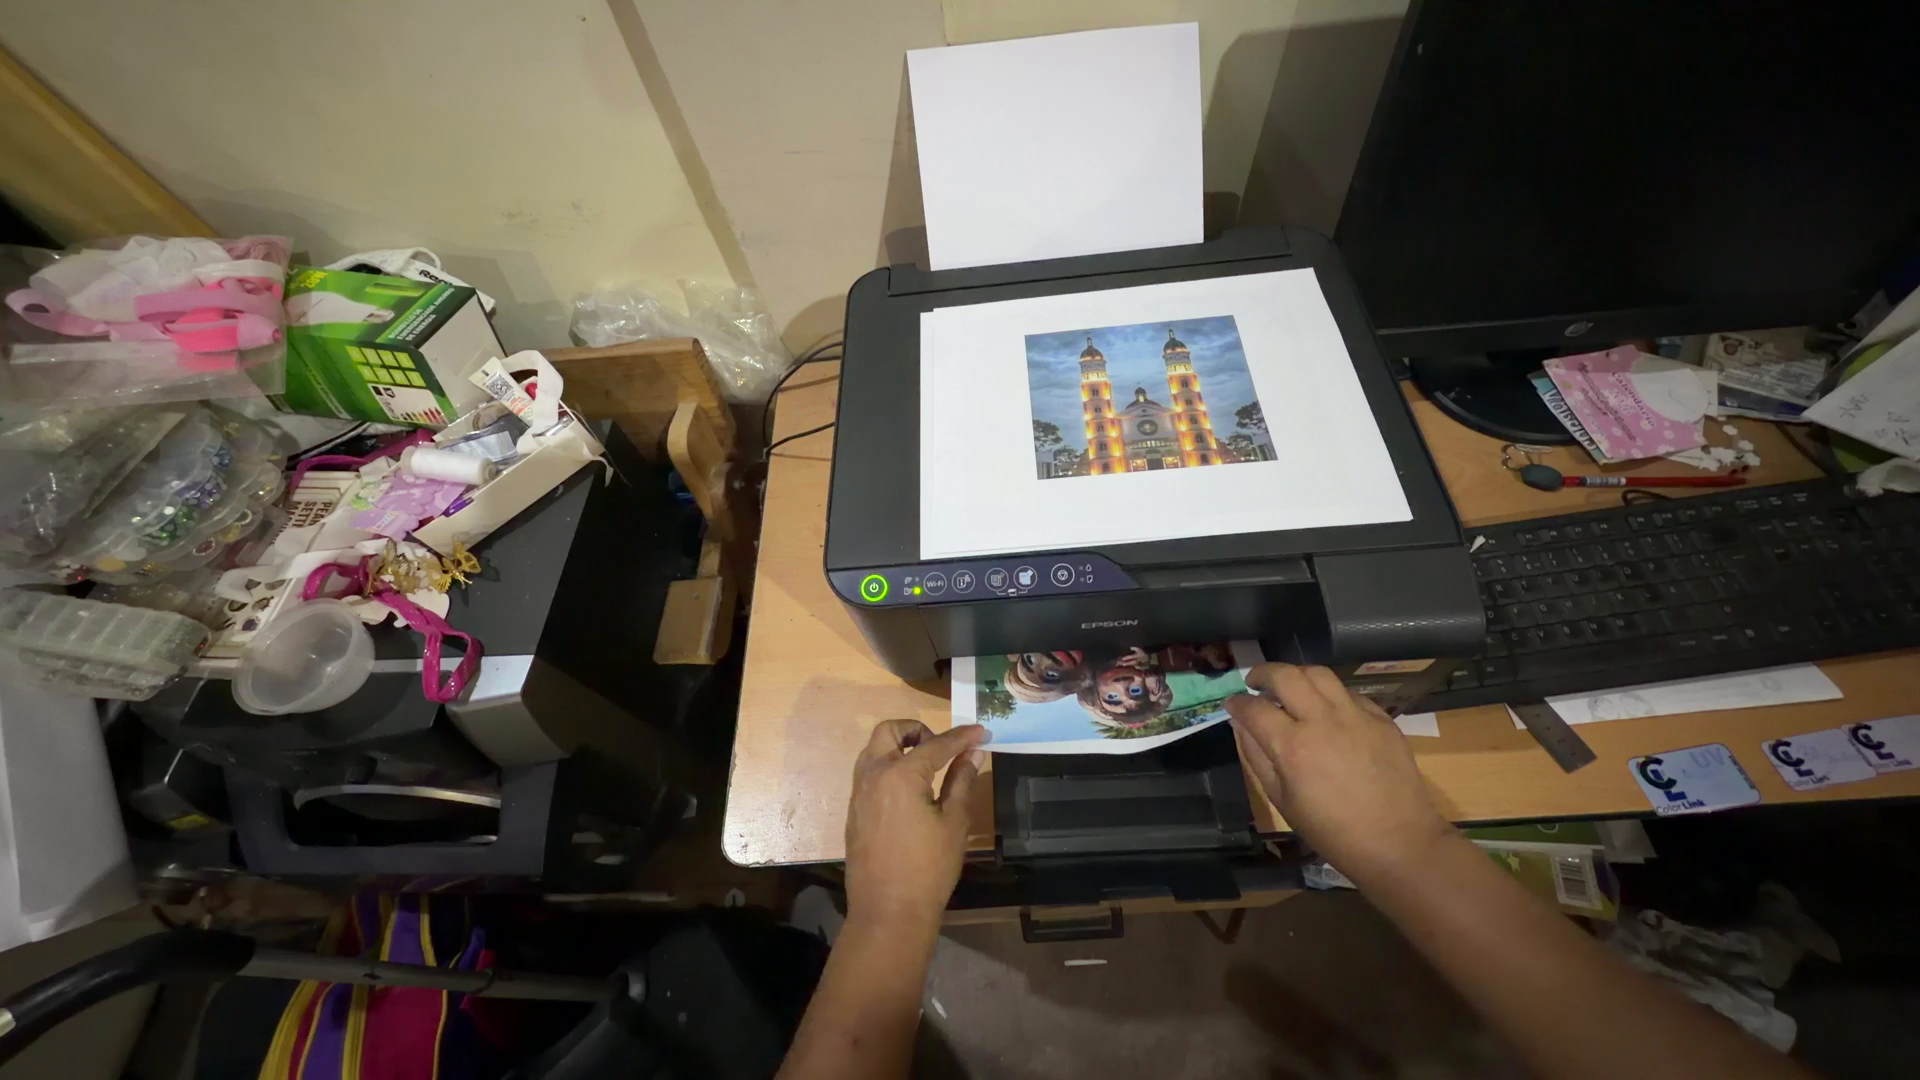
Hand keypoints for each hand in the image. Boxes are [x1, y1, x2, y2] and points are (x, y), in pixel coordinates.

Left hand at [844, 719, 988, 934]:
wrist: (888, 913)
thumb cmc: (928, 868)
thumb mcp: (953, 822)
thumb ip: (961, 781)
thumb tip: (973, 753)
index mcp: (900, 775)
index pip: (935, 744)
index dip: (961, 736)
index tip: (981, 731)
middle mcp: (873, 774)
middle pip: (890, 731)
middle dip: (918, 730)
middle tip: (942, 749)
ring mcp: (859, 792)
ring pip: (875, 749)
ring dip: (900, 746)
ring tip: (928, 766)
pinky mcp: (855, 810)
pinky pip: (870, 772)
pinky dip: (889, 767)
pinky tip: (911, 789)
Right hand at [1226, 663, 1454, 882]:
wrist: (1399, 844)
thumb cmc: (1331, 831)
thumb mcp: (1281, 800)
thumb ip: (1256, 755)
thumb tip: (1240, 724)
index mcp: (1292, 747)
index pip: (1253, 707)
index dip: (1236, 702)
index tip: (1232, 704)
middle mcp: (1322, 722)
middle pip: (1285, 675)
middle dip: (1262, 673)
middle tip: (1256, 683)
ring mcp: (1356, 717)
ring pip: (1319, 674)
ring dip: (1297, 675)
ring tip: (1290, 688)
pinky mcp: (1382, 719)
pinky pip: (1348, 693)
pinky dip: (1330, 695)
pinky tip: (1327, 712)